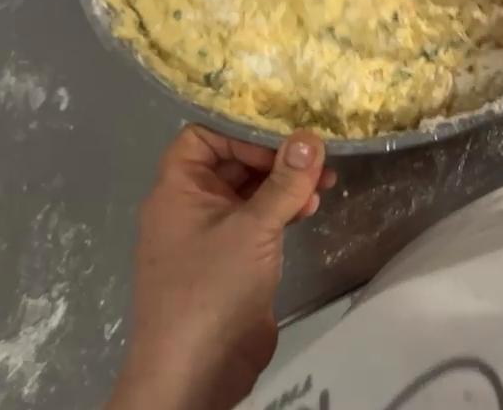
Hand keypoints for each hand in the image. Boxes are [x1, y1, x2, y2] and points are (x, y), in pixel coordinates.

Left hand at [108, 126, 337, 409]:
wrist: (197, 370)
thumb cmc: (212, 287)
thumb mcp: (254, 227)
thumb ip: (285, 181)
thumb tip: (309, 137)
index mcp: (178, 192)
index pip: (202, 138)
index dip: (240, 131)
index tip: (282, 138)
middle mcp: (191, 207)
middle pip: (233, 161)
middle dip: (277, 156)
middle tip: (318, 156)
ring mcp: (212, 234)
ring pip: (251, 189)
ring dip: (287, 182)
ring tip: (324, 183)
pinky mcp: (234, 257)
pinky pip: (260, 216)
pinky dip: (285, 207)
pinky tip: (311, 208)